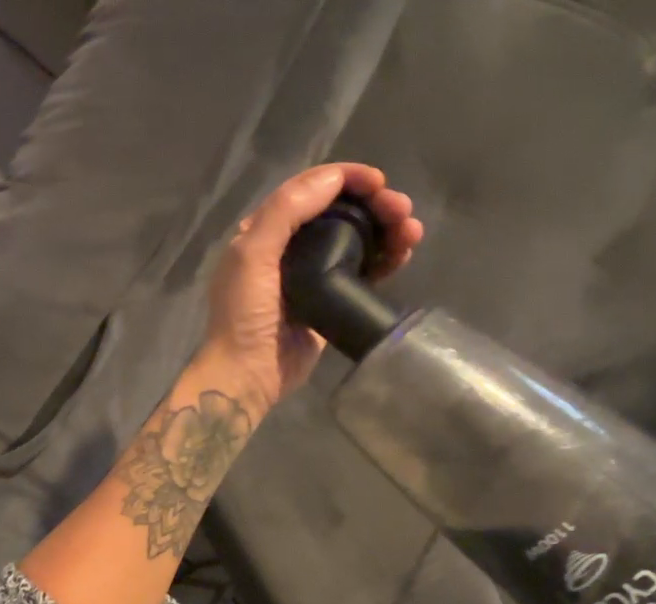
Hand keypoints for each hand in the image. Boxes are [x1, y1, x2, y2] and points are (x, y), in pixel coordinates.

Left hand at [200, 163, 422, 413]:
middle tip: (402, 210)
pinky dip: (386, 259)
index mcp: (265, 230)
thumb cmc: (244, 314)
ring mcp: (314, 275)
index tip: (378, 182)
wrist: (248, 374)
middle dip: (374, 205)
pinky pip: (364, 272)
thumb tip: (333, 177)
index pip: (310, 190)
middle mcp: (290, 248)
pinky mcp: (333, 302)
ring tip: (411, 232)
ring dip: (387, 229)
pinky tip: (404, 254)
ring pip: (357, 239)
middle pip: (340, 212)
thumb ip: (286, 210)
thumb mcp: (253, 254)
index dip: (346, 179)